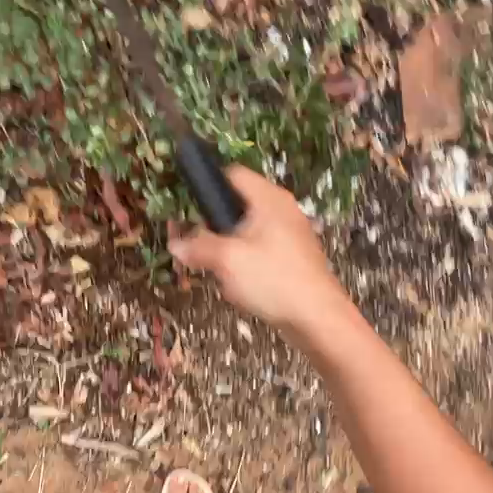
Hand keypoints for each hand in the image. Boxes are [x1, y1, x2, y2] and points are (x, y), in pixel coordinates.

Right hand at [168, 167, 352, 343]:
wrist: (317, 318)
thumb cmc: (274, 280)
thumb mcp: (227, 261)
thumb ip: (198, 248)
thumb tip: (175, 244)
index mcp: (269, 199)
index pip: (232, 175)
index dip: (208, 187)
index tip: (190, 209)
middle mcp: (282, 211)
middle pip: (237, 209)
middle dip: (215, 231)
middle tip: (201, 250)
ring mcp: (289, 236)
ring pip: (246, 237)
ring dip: (228, 256)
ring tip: (224, 276)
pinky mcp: (292, 260)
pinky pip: (259, 257)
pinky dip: (246, 270)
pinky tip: (242, 291)